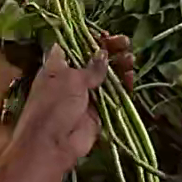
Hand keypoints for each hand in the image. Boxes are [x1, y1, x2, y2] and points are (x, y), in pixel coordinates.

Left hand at [7, 36, 134, 178]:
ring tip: (130, 59)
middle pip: (94, 59)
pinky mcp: (97, 111)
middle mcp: (72, 78)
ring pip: (106, 76)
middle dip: (110, 50)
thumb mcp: (71, 80)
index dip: (90, 38)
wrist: (51, 146)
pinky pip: (113, 96)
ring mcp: (85, 95)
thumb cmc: (54, 106)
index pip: (75, 44)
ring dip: (118, 66)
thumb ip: (91, 67)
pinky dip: (123, 86)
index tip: (105, 35)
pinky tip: (130, 78)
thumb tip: (104, 53)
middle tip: (125, 43)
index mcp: (58, 65)